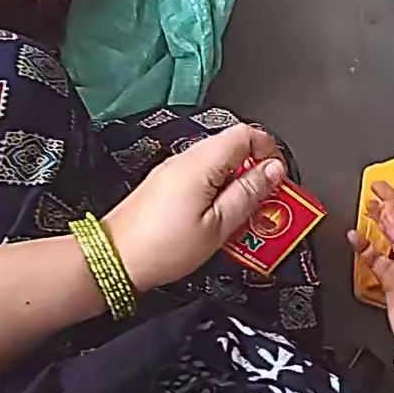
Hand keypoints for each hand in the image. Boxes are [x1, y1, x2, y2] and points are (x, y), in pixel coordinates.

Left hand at [104, 123, 284, 288]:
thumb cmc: (162, 247)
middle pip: (234, 147)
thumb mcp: (218, 226)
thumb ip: (249, 193)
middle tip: (265, 204)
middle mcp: (186, 158)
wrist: (115, 259)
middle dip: (256, 171)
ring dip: (238, 184)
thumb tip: (273, 171)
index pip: (247, 133)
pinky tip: (219, 219)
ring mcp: (174, 170)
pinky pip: (202, 176)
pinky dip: (219, 191)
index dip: (270, 151)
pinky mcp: (166, 184)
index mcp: (201, 162)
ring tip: (244, 217)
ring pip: (219, 163)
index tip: (278, 179)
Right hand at [347, 182, 393, 357]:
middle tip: (374, 191)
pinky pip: (376, 260)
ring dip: (377, 224)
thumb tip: (390, 213)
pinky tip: (357, 238)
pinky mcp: (393, 284)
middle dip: (390, 207)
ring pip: (389, 239)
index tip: (387, 195)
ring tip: (365, 210)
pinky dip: (364, 249)